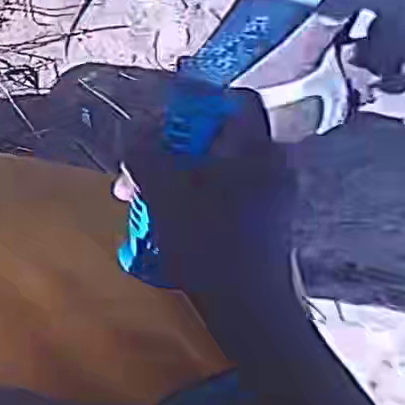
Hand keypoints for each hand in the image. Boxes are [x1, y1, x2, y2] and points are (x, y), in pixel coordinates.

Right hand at [113, 88, 298, 300]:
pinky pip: (214, 186)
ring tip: (136, 196)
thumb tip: (136, 128)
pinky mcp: (258, 215)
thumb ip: (144, 148)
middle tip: (133, 169)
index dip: (193, 102)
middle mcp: (270, 163)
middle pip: (211, 133)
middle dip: (165, 146)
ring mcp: (268, 191)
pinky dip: (183, 192)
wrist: (246, 305)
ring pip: (206, 162)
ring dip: (166, 172)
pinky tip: (159, 213)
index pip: (231, 100)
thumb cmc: (206, 238)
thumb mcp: (160, 185)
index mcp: (256, 149)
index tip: (157, 122)